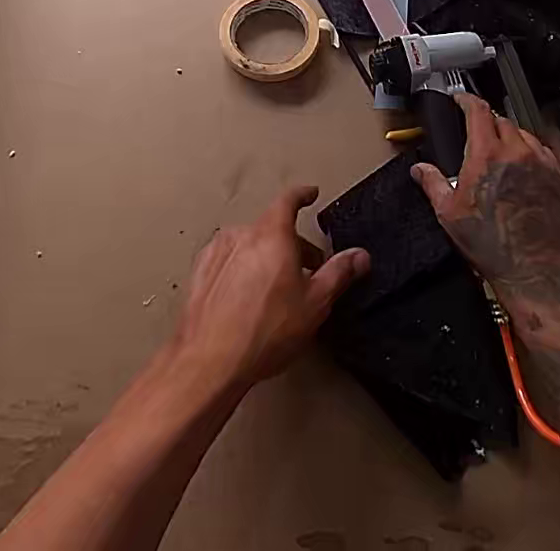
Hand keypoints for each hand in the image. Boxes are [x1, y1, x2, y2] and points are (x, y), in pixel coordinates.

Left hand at [171, 186, 369, 386]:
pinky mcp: (199, 276)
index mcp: (272, 235)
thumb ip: (340, 272)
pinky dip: (241, 270)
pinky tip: (247, 297)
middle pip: (272, 228)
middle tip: (307, 269)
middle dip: (292, 244)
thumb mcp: (316, 302)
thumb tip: (359, 256)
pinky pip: (228, 261)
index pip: (289, 201)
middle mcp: (242, 237)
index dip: (302, 195)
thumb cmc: (263, 332)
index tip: (310, 195)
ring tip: (276, 288)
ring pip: (249, 245)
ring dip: (266, 257)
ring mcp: (217, 255)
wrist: (209, 364)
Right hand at [412, 92, 559, 284]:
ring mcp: (542, 162)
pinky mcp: (558, 176)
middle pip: (502, 120)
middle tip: (478, 135)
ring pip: (524, 134)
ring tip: (500, 155)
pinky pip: (544, 151)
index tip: (461, 100)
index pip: (479, 111)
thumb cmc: (492, 244)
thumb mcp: (450, 214)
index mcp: (487, 155)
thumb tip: (420, 170)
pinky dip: (531, 152)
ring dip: (510, 138)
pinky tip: (524, 168)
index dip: (467, 100)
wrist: (533, 266)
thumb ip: (433, 184)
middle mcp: (517, 151)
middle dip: (487, 123)